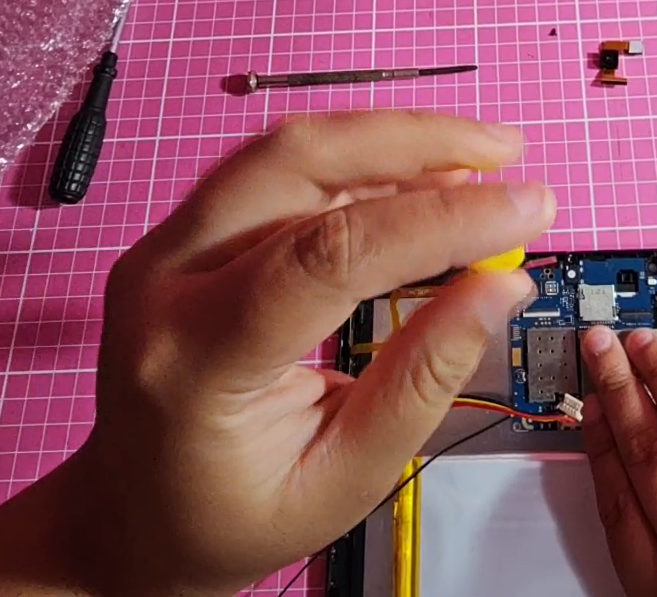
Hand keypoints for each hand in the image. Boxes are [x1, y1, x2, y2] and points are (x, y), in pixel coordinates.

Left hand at [0, 111, 551, 596]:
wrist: (126, 513)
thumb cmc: (230, 517)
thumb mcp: (342, 480)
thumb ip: (425, 377)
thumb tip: (504, 282)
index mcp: (196, 359)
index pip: (330, 255)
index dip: (442, 220)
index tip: (530, 206)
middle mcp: (167, 274)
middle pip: (297, 161)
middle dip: (414, 140)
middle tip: (505, 149)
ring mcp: (169, 240)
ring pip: (291, 147)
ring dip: (393, 138)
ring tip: (477, 156)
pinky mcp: (188, 225)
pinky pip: (284, 166)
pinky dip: (363, 157)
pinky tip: (421, 172)